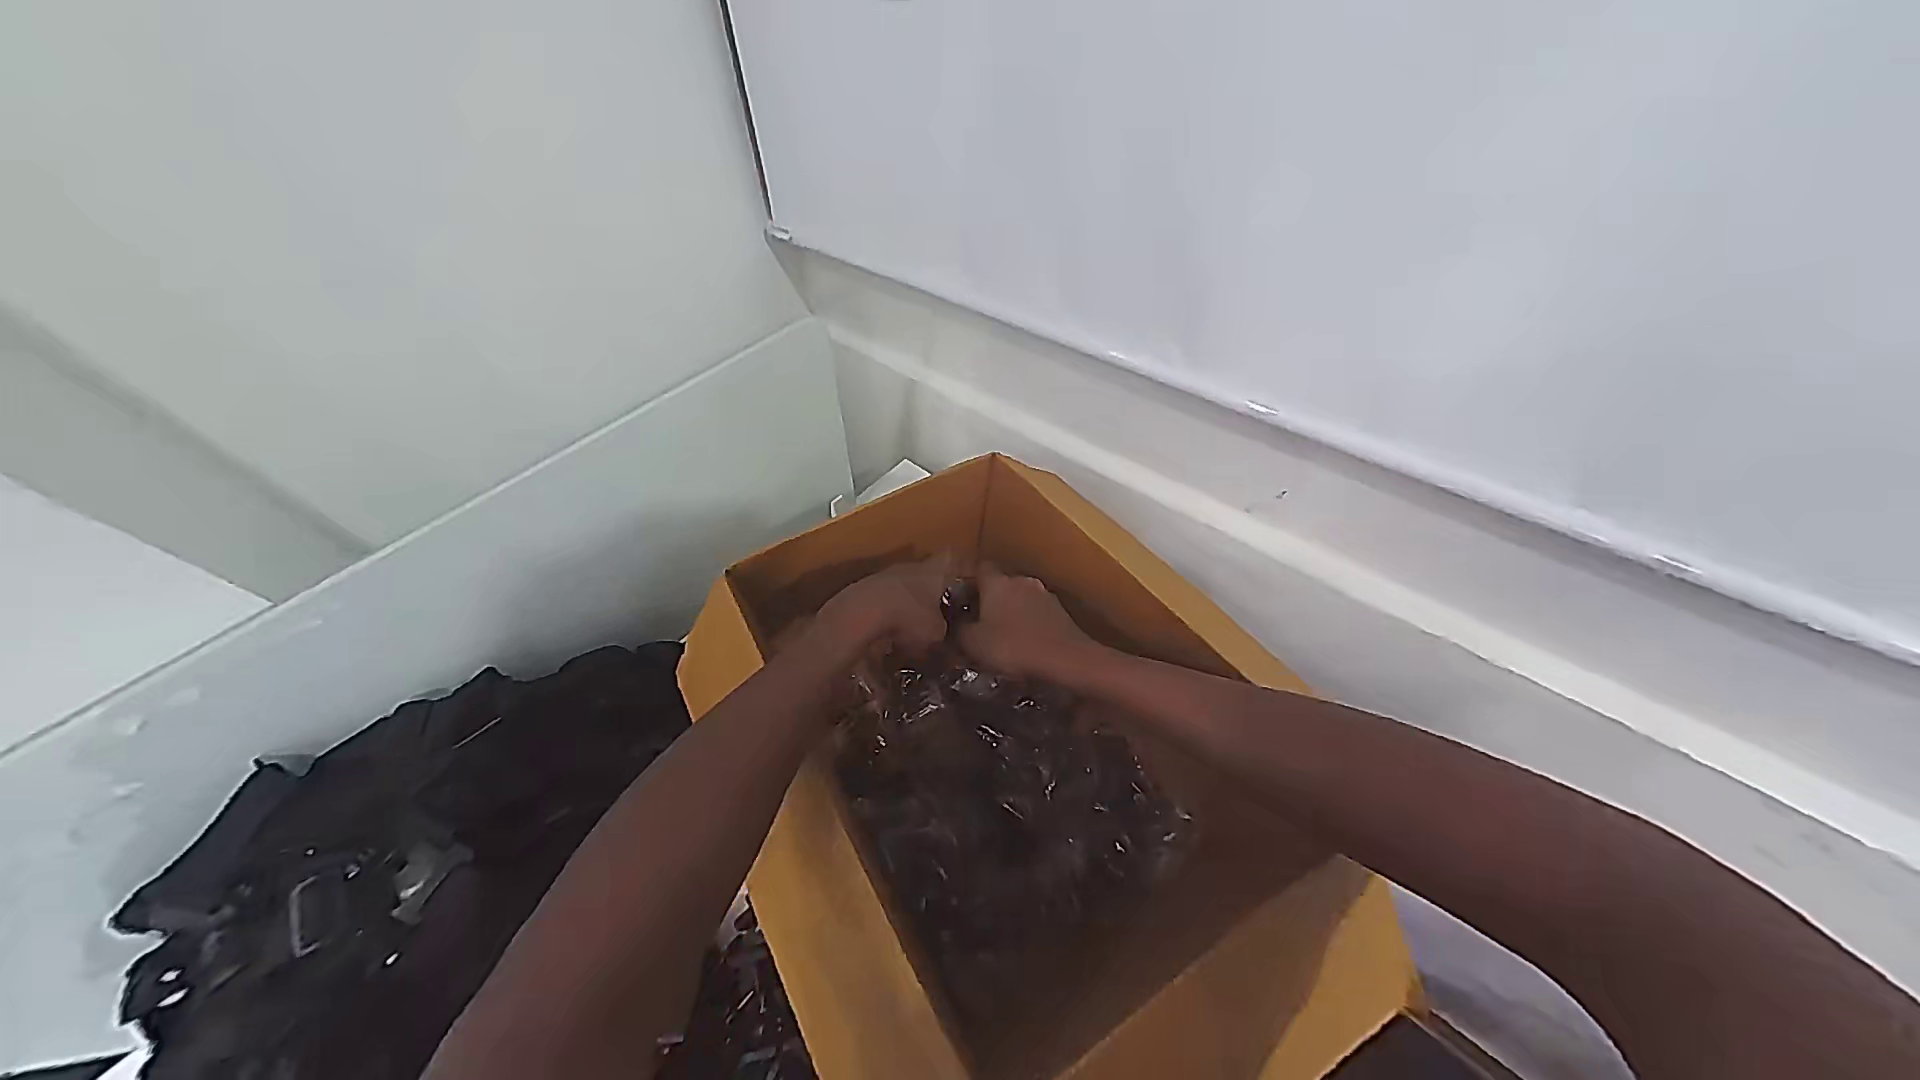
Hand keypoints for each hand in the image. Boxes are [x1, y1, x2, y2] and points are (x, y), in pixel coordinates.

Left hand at [807, 553, 952, 667]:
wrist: (859, 613)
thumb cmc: (908, 617)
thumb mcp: (937, 633)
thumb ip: (945, 632)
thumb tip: (943, 636)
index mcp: (936, 569)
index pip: (955, 561)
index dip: (963, 574)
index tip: (968, 589)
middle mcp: (911, 565)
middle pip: (929, 575)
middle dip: (935, 594)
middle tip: (943, 615)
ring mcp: (886, 574)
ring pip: (906, 587)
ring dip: (911, 603)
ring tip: (916, 628)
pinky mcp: (864, 588)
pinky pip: (886, 599)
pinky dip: (891, 612)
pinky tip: (891, 632)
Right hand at [955, 565, 1100, 679]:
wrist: (1067, 660)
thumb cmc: (1013, 647)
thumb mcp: (973, 644)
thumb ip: (958, 631)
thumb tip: (951, 625)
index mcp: (998, 582)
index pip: (979, 569)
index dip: (967, 583)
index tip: (958, 601)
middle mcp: (1022, 581)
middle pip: (1000, 585)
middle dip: (988, 602)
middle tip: (976, 624)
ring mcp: (1045, 595)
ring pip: (1019, 600)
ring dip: (1010, 614)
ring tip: (1001, 639)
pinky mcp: (1061, 613)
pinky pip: (1036, 614)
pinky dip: (1028, 625)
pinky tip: (1024, 645)